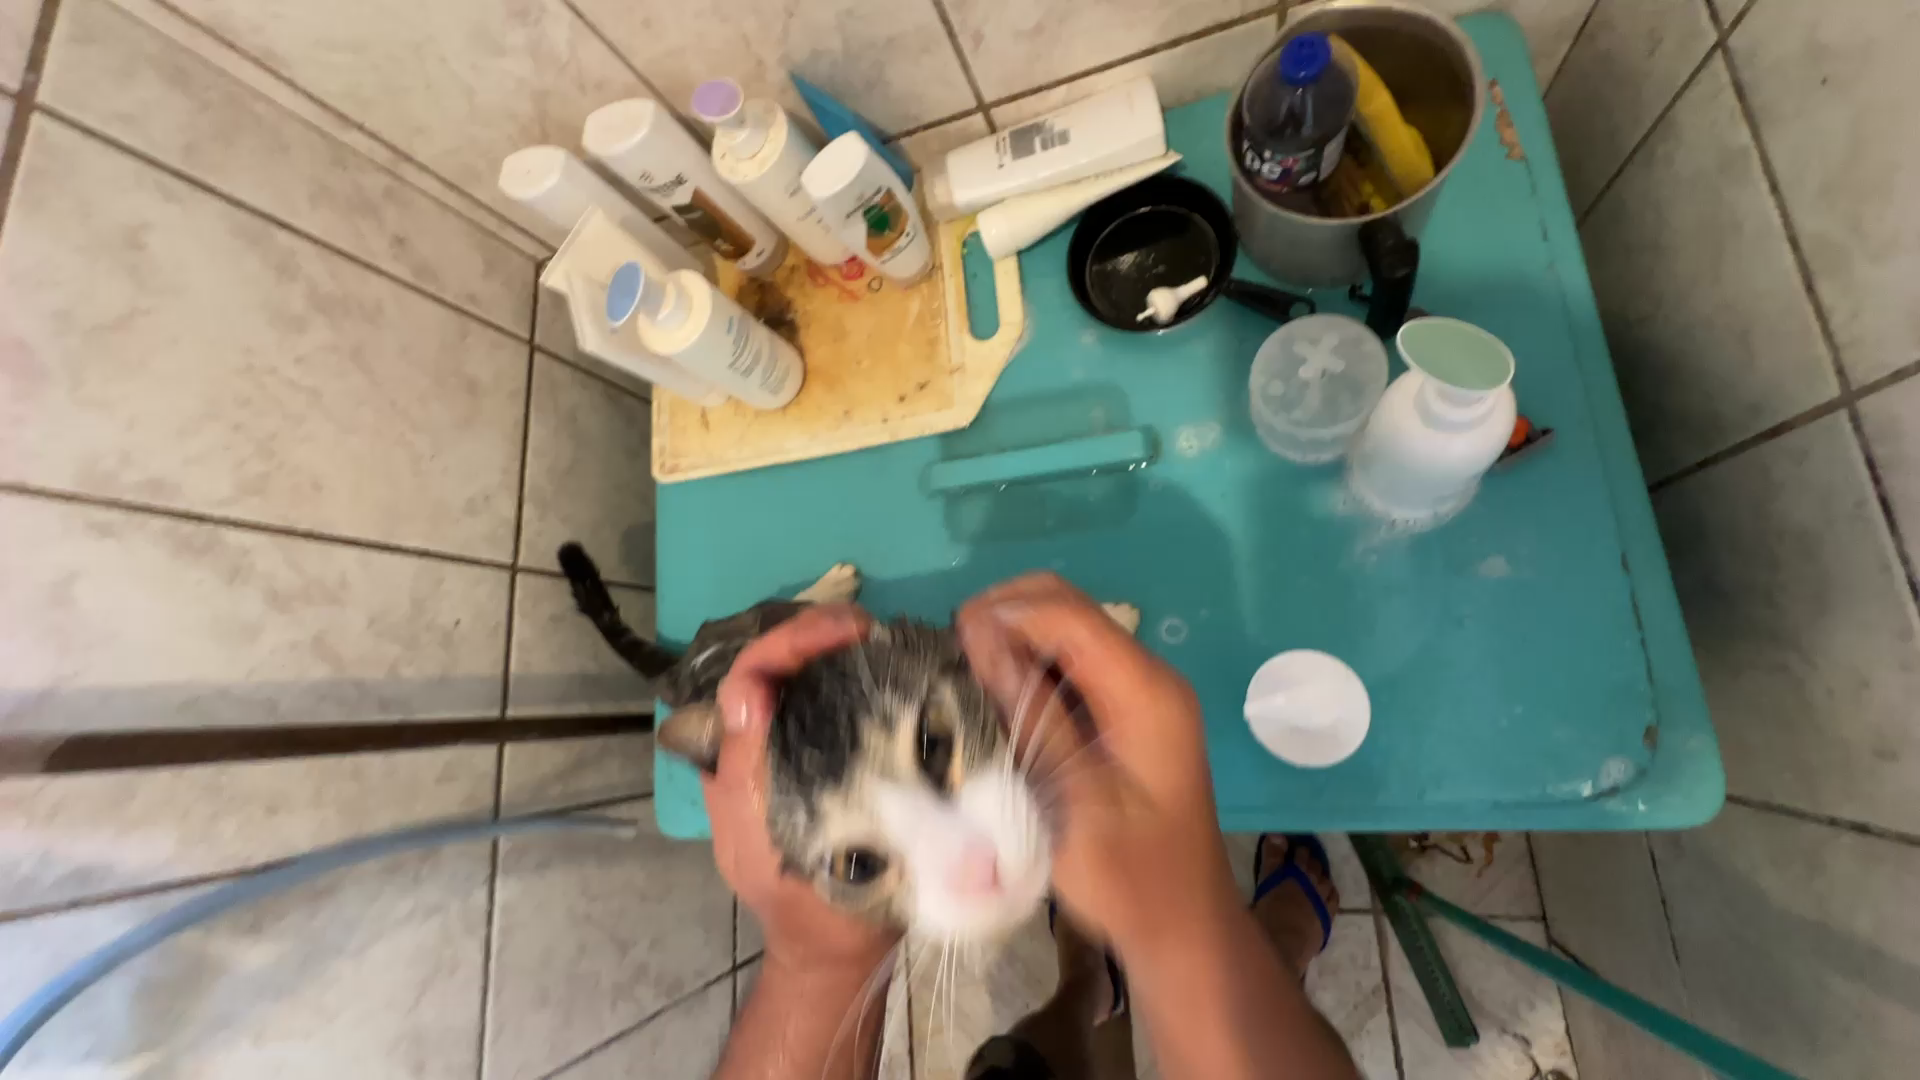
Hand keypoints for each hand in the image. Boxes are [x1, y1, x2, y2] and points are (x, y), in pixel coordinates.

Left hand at [705, 604, 901, 976]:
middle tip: (868, 627)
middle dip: (818, 632)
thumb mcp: (759, 841)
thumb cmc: (799, 899)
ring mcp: (803, 743)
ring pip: (812, 675)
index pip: (751, 674)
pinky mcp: (839, 754)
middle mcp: (764, 738)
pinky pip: (847, 702)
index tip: (846, 630)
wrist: (839, 943)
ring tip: (883, 638)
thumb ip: (744, 771)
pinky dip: (867, 677)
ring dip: (843, 648)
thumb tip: (747, 690)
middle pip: (780, 663)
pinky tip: (897, 670)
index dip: (790, 642)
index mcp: (736, 754)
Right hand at [956, 574, 1240, 959]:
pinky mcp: (1118, 704)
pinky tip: (991, 688)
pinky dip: (1024, 661)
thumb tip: (981, 634)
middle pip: (1067, 604)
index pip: (1069, 616)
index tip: (951, 640)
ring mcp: (1134, 686)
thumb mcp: (1071, 799)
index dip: (1006, 613)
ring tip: (962, 667)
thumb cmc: (1128, 876)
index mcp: (1146, 692)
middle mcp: (1145, 673)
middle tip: (952, 651)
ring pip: (1062, 625)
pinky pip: (1065, 658)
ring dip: (1010, 634)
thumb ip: (1031, 713)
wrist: (1180, 923)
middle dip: (1004, 613)